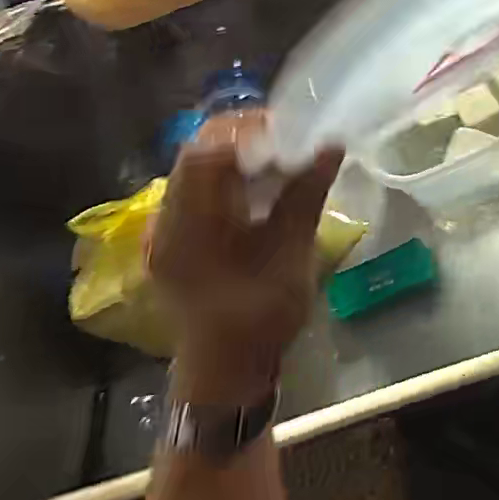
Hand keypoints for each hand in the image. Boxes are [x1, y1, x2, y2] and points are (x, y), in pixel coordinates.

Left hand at [144, 112, 342, 403]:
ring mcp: (166, 229)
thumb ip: (306, 196)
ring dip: (234, 155)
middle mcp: (167, 222)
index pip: (203, 154)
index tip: (284, 128)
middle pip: (194, 155)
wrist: (227, 371)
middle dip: (240, 137)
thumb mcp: (291, 256)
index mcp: (190, 227)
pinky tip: (258, 184)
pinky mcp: (176, 236)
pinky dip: (228, 176)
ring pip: (194, 169)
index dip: (242, 130)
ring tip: (276, 155)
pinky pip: (197, 188)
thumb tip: (332, 146)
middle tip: (285, 137)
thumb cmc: (261, 319)